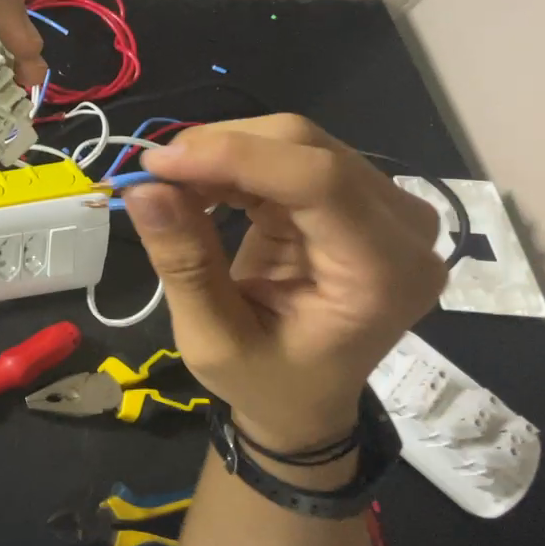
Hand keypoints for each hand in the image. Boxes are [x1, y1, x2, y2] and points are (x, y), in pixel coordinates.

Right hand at [123, 115, 445, 452]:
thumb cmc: (265, 383)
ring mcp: (383, 210)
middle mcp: (401, 230)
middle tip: (154, 177)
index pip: (319, 182)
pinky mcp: (353, 201)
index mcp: (382, 276)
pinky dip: (233, 164)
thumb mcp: (212, 339)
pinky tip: (199, 188)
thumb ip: (184, 263)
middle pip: (308, 149)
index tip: (155, 164)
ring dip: (222, 152)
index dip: (234, 157)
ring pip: (295, 142)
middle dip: (221, 149)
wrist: (303, 403)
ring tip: (171, 187)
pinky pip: (288, 158)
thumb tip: (142, 190)